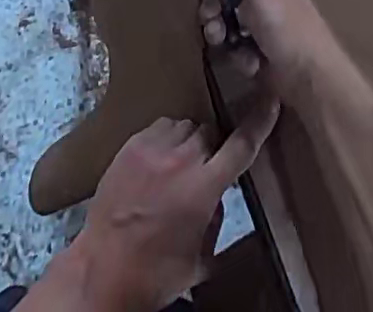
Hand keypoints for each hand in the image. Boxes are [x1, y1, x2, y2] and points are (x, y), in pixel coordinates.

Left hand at [29, 105, 277, 311]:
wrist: (100, 273)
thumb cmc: (154, 273)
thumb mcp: (200, 257)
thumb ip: (218, 218)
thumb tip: (220, 195)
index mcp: (202, 189)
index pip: (241, 145)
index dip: (260, 121)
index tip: (272, 99)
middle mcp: (180, 161)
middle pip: (211, 132)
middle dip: (212, 149)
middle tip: (203, 171)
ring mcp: (152, 149)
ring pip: (186, 126)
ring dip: (189, 142)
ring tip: (177, 166)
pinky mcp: (131, 145)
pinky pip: (162, 126)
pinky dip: (166, 138)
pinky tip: (159, 161)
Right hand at [192, 0, 347, 104]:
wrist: (309, 73)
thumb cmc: (284, 22)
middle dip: (212, 9)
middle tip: (214, 19)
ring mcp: (257, 20)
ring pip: (221, 21)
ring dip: (219, 33)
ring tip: (226, 42)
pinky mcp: (255, 47)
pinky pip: (232, 45)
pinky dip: (237, 53)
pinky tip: (249, 60)